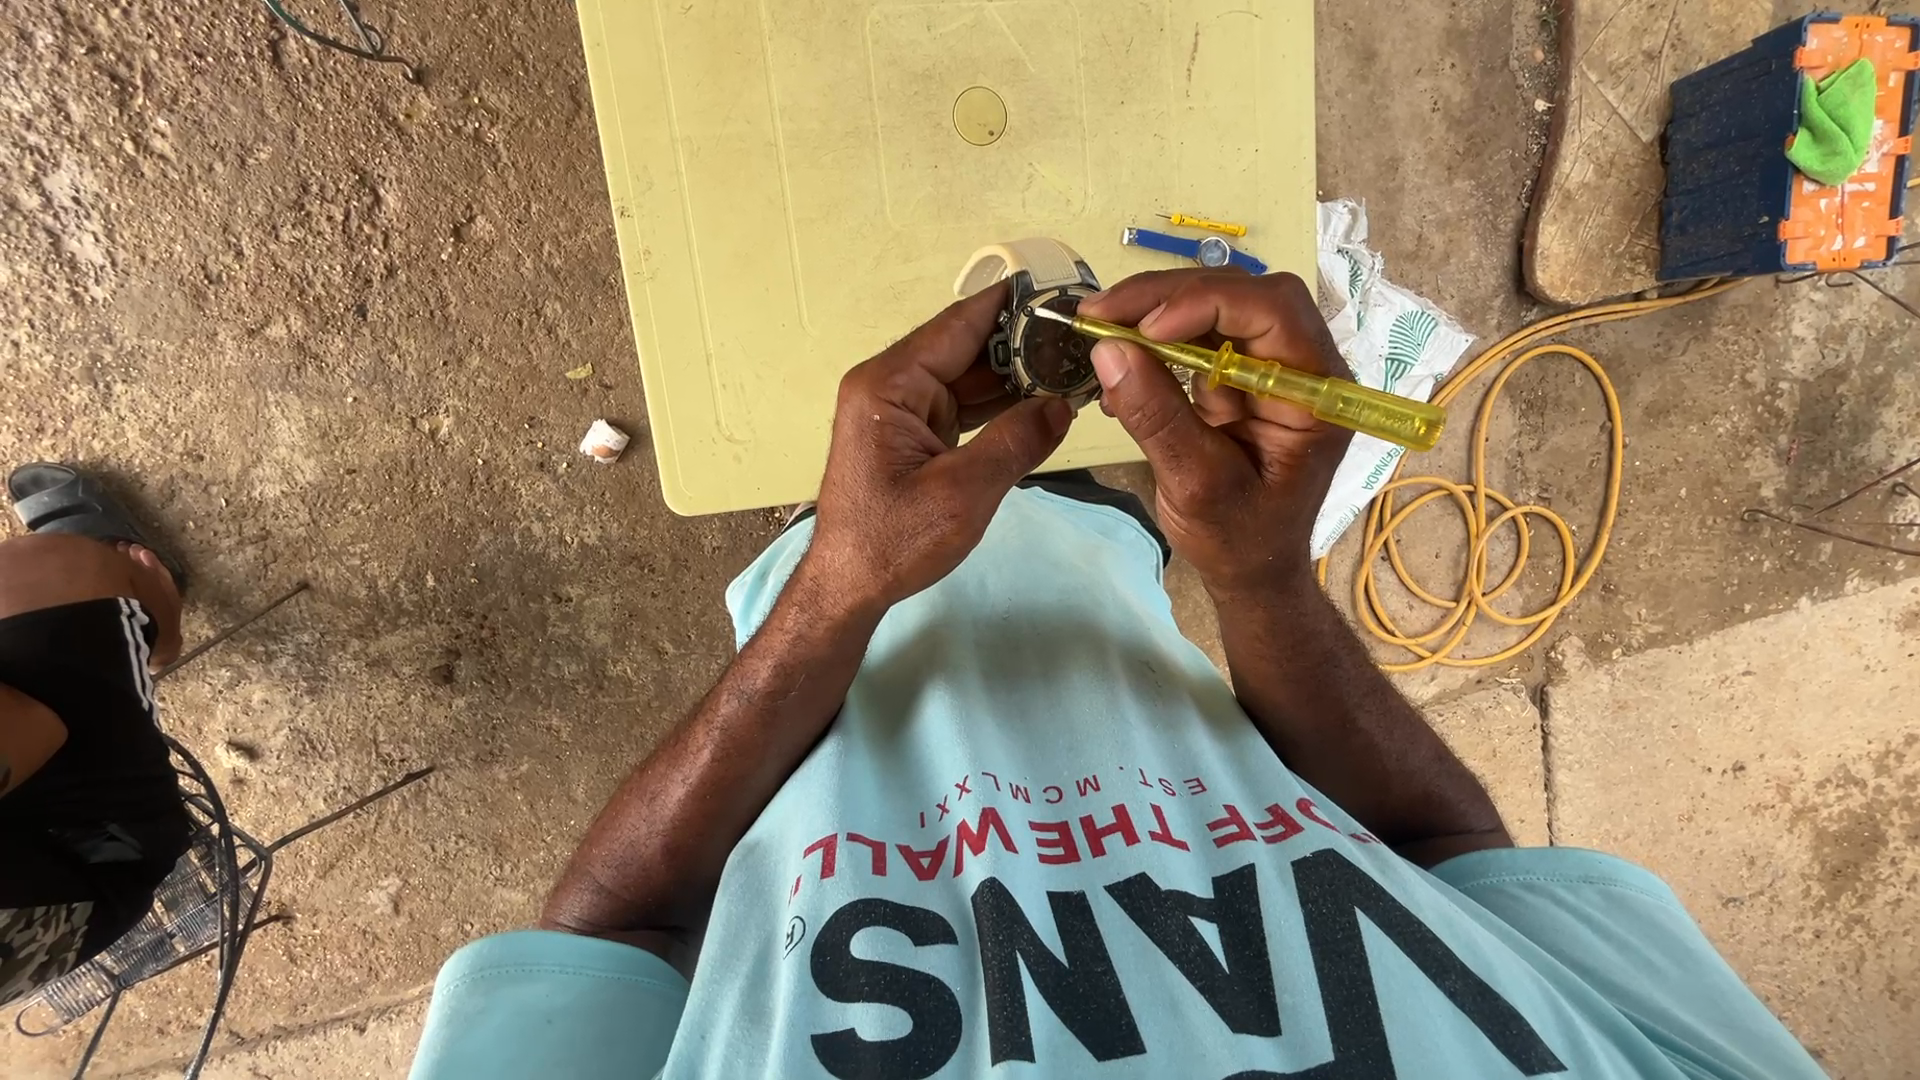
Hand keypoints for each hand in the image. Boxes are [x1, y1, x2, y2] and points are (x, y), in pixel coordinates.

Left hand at [806, 282, 1073, 613]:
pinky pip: (960, 407)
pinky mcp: (911, 435)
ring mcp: (900, 410)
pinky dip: (997, 407)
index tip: (1060, 290)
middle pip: (964, 347)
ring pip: (965, 378)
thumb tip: (1062, 407)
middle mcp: (890, 385)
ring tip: (1070, 367)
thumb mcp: (963, 493)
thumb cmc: (894, 541)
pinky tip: (1038, 403)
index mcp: (890, 384)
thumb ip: (1015, 443)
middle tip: (1079, 338)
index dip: (1011, 305)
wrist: (848, 586)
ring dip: (1014, 377)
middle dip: (1021, 344)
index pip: (959, 325)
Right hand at [1080, 270, 1352, 597]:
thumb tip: (1107, 351)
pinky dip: (1152, 345)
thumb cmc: (1239, 538)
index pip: (1273, 312)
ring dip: (1152, 313)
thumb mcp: (1196, 483)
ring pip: (1214, 312)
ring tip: (1098, 326)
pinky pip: (1195, 343)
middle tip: (1100, 311)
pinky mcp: (1237, 381)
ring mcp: (1267, 371)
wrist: (1251, 569)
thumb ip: (1157, 416)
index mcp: (1315, 392)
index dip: (1207, 304)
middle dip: (1168, 297)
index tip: (1144, 328)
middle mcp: (1299, 368)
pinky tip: (1117, 361)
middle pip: (1241, 298)